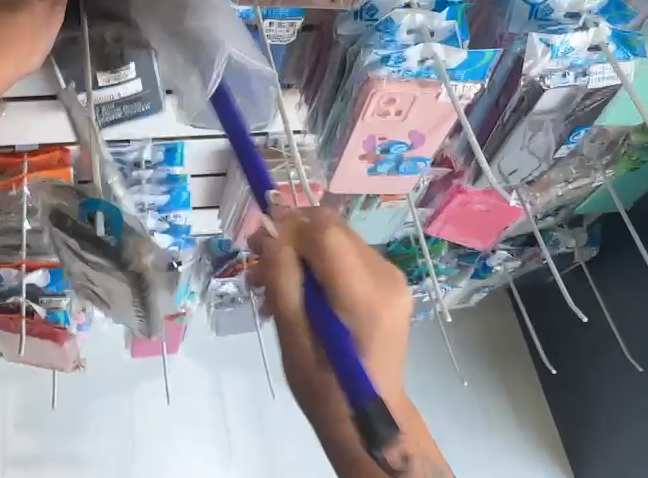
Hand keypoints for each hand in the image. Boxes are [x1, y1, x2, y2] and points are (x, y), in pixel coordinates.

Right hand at [252, 207, 451, 477]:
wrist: (369, 420)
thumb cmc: (326, 389)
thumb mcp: (293, 338)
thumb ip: (283, 280)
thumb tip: (271, 233)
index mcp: (364, 295)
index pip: (324, 231)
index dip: (287, 227)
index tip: (257, 245)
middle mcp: (385, 276)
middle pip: (331, 227)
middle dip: (290, 235)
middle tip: (256, 259)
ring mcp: (391, 276)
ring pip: (336, 236)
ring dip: (301, 248)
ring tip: (269, 280)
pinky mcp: (388, 281)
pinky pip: (346, 252)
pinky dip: (317, 261)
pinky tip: (298, 289)